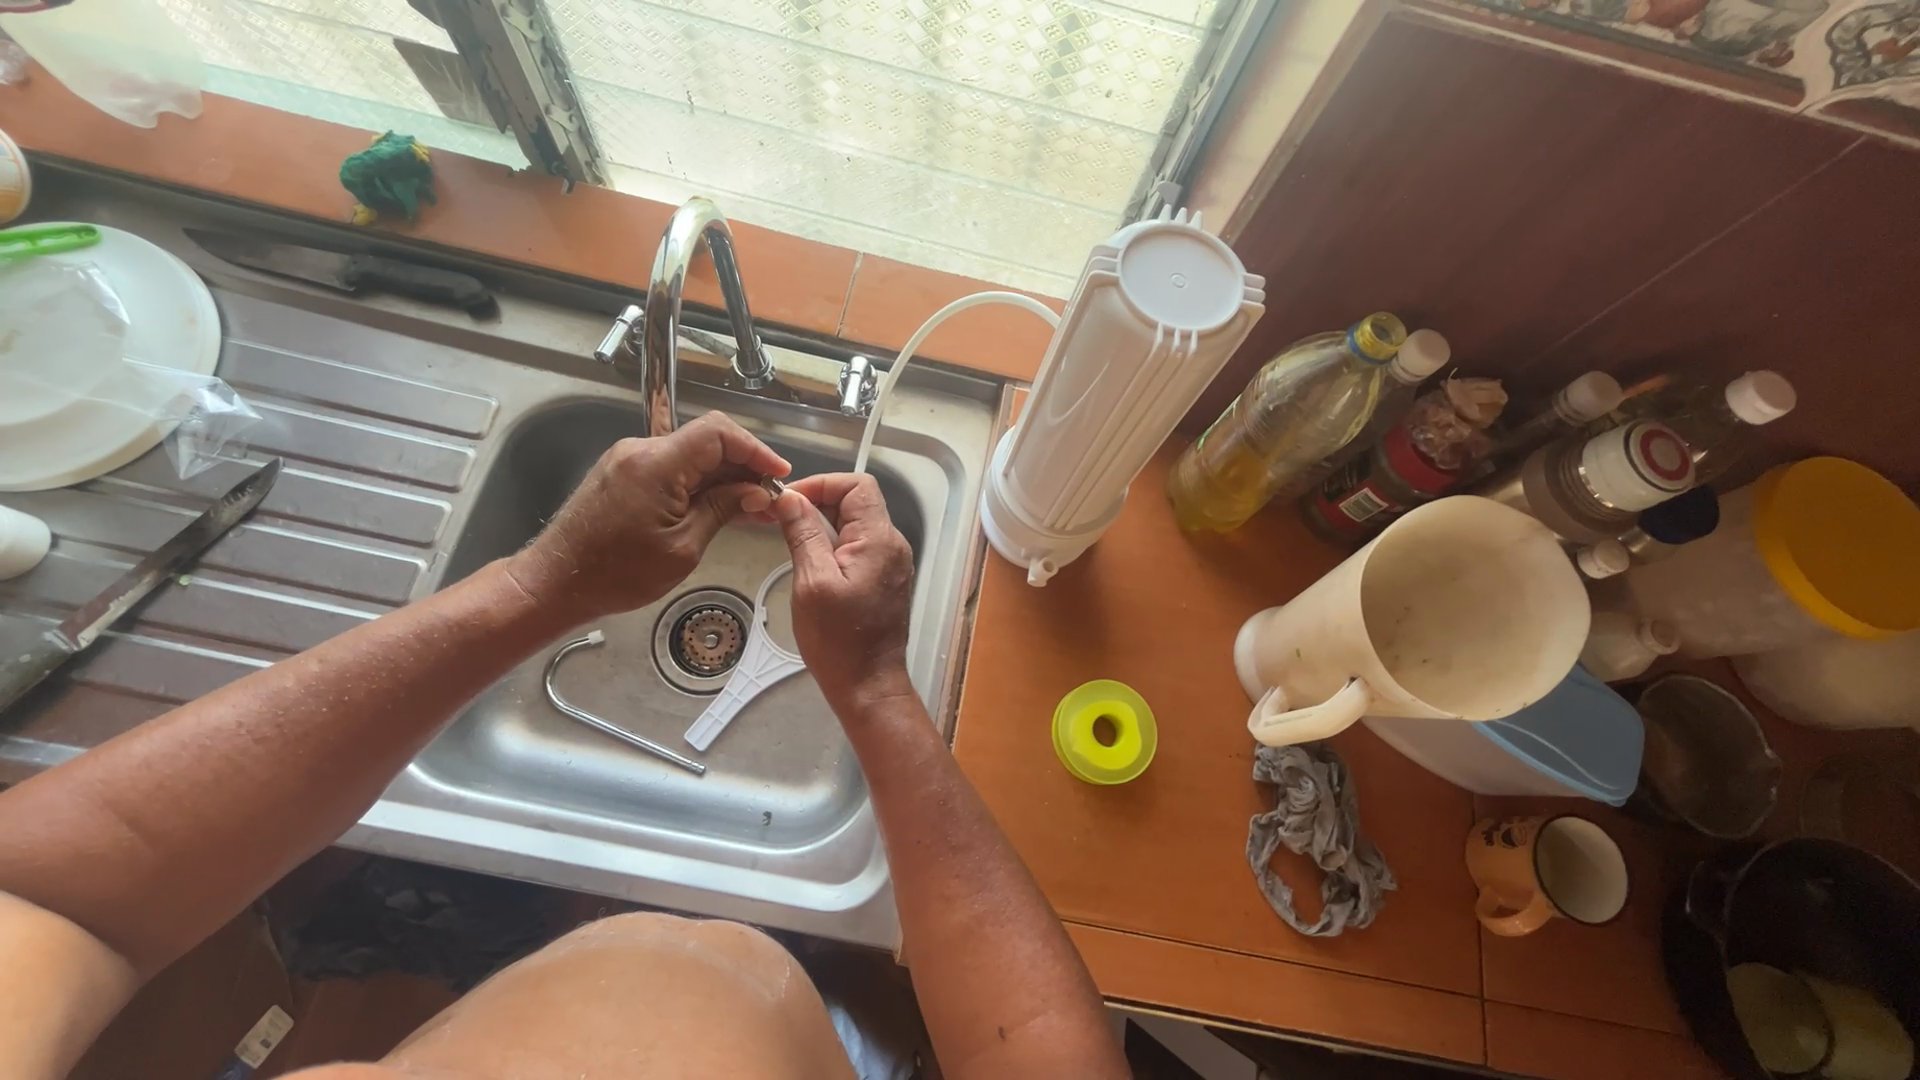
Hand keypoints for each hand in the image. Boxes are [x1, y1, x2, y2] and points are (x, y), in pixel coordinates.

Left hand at [506, 412, 788, 621]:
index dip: (755, 449)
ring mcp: (630, 461)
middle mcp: (642, 451)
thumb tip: (756, 492)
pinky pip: (674, 470)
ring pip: (692, 457)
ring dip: (725, 478)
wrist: (555, 583)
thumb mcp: (683, 548)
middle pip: (707, 442)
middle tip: (772, 498)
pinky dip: (701, 485)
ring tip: (755, 508)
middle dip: (745, 467)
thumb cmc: (617, 574)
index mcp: (656, 464)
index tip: (779, 474)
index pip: (718, 433)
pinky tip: (723, 507)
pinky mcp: (625, 475)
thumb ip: (721, 510)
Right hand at [772, 473, 915, 711]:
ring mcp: (891, 562)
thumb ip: (803, 534)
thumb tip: (790, 498)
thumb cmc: (837, 640)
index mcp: (879, 539)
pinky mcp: (884, 578)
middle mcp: (892, 544)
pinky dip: (832, 543)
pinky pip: (858, 546)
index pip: (857, 485)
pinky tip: (809, 560)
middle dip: (817, 502)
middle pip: (856, 502)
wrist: (868, 684)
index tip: (788, 500)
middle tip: (780, 519)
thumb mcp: (812, 582)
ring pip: (855, 524)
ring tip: (789, 538)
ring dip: (822, 524)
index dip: (821, 484)